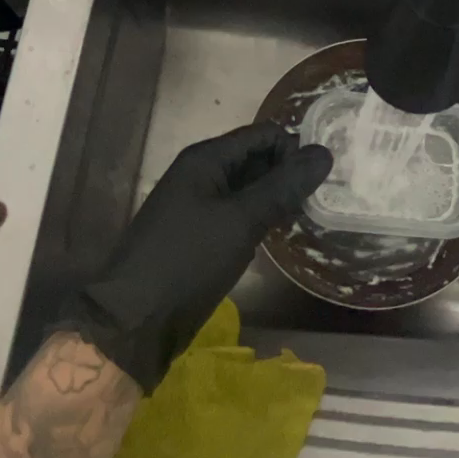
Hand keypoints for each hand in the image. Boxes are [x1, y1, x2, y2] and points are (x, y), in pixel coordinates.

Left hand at [63, 122, 331, 391]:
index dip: (294, 150)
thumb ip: (283, 186)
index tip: (321, 180)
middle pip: (257, 158)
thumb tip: (324, 153)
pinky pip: (239, 214)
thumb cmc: (187, 262)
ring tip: (309, 217)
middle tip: (322, 200)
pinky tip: (282, 236)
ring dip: (277, 198)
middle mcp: (201, 175)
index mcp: (205, 159)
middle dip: (289, 174)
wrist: (134, 323)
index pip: (264, 134)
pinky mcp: (200, 235)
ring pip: (249, 189)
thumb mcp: (242, 220)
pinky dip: (261, 219)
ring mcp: (198, 206)